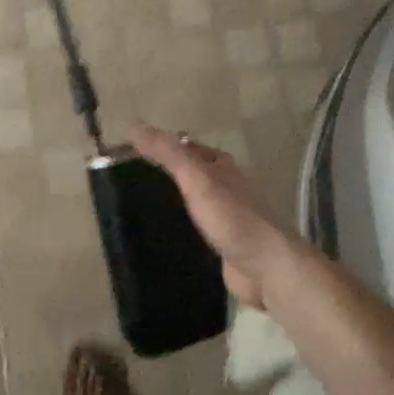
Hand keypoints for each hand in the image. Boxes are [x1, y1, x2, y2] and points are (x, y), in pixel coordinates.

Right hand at [132, 123, 304, 309]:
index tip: (125, 153)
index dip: (157, 144)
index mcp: (219, 164)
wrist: (268, 268)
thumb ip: (168, 153)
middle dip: (161, 172)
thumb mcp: (196, 178)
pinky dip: (177, 225)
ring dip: (169, 200)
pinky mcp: (223, 242)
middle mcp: (224, 185)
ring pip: (191, 200)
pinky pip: (194, 227)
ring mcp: (225, 215)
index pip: (182, 145)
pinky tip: (160, 234)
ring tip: (136, 208)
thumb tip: (134, 126)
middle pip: (188, 171)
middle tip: (126, 181)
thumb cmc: (232, 218)